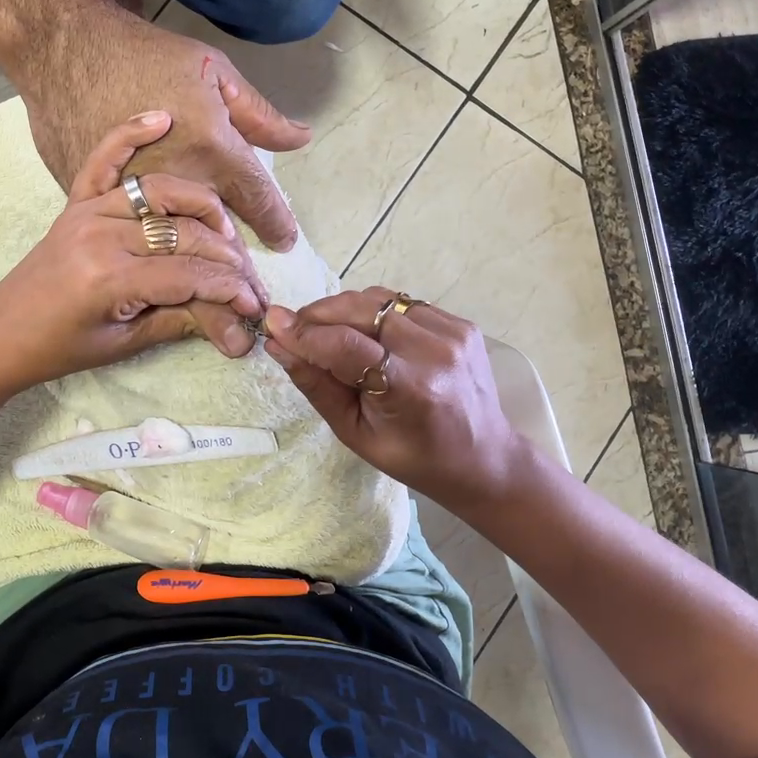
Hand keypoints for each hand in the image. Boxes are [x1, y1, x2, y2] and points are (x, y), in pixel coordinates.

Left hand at [0, 112, 267, 393]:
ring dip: (202, 205)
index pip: (190, 274)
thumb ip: (181, 323)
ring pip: (160, 194)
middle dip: (227, 259)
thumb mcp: (123, 345)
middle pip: (184, 234)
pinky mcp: (75, 202)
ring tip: (228, 229)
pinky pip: (104, 160)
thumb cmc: (59, 348)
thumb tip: (241, 330)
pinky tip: (161, 118)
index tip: (255, 305)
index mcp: (110, 279)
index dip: (230, 290)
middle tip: (251, 280)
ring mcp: (87, 212)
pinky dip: (129, 134)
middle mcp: (100, 235)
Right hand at [15, 7, 311, 253]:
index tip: (285, 242)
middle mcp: (177, 184)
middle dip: (234, 254)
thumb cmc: (147, 55)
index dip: (277, 225)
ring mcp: (134, 199)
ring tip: (208, 272)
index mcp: (213, 151)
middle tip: (245, 271)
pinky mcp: (94, 207)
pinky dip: (146, 242)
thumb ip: (258, 113)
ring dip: (195, 262)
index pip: (259, 202)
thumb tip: (300, 139)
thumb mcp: (212, 71)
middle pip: (218, 235)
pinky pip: (129, 233)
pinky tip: (154, 252)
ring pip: (175, 244)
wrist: (68, 52)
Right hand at [261, 287, 523, 508]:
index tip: (272, 324)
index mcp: (410, 388)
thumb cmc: (414, 457)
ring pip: (378, 299)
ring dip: (345, 311)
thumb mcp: (355, 433)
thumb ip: (316, 385)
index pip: (345, 345)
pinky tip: (370, 337)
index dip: (304, 333)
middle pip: (360, 309)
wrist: (485, 458)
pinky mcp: (459, 323)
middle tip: (294, 328)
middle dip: (318, 314)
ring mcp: (452, 332)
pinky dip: (375, 314)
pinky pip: (401, 303)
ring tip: (329, 333)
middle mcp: (434, 351)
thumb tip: (278, 345)